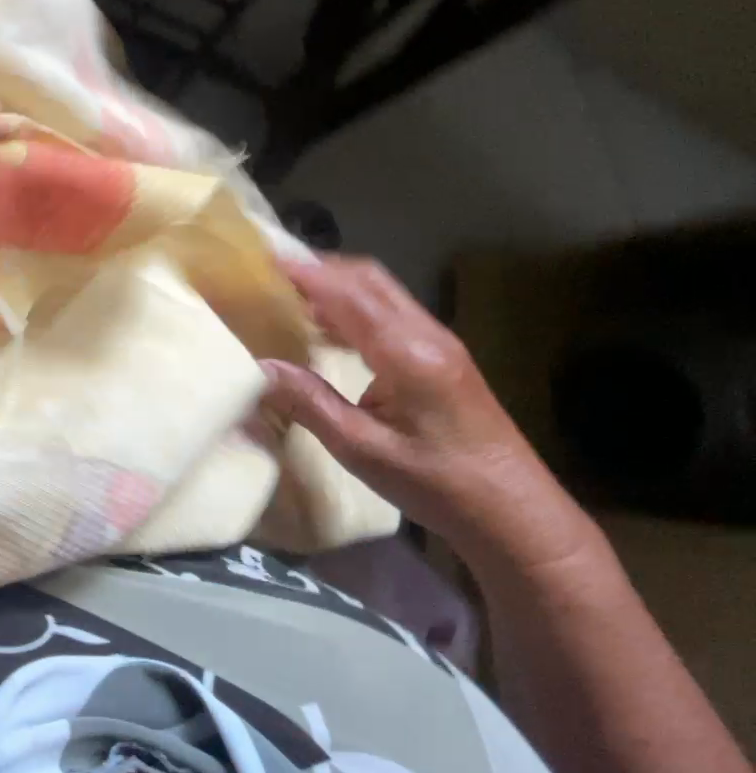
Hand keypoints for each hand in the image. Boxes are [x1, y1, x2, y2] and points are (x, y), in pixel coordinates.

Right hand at [260, 255, 593, 571]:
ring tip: (284, 294)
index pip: (349, 295)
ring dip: (334, 286)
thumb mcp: (360, 448)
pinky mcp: (438, 360)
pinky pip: (387, 315)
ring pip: (380, 294)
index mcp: (408, 355)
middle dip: (318, 268)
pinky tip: (320, 327)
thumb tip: (257, 366)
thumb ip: (307, 402)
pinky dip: (349, 308)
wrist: (514, 514)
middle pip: (369, 280)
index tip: (260, 257)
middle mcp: (426, 337)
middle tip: (267, 272)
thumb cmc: (436, 483)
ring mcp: (437, 346)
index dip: (304, 273)